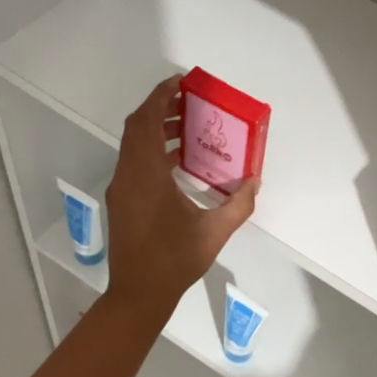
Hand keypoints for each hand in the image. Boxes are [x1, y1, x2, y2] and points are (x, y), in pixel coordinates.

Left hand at [104, 76, 258, 317]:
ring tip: (188, 129)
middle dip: (161, 109)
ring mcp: (121, 190)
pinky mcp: (122, 203)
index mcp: (146, 174)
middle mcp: (128, 175)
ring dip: (156, 131)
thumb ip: (238, 204)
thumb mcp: (214, 232)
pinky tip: (178, 164)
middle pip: (137, 128)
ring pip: (134, 146)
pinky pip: (134, 164)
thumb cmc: (174, 261)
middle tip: (189, 103)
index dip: (160, 96)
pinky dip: (153, 152)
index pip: (147, 121)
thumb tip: (254, 182)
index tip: (181, 83)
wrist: (138, 293)